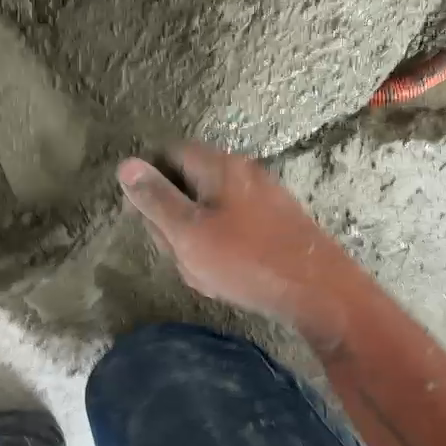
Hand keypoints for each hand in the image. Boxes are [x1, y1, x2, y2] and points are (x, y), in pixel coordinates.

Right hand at [116, 144, 364, 330]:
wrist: (319, 291)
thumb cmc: (246, 260)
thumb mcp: (188, 233)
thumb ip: (155, 200)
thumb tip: (126, 165)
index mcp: (220, 166)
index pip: (171, 154)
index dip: (150, 181)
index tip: (144, 217)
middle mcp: (245, 172)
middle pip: (191, 183)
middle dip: (176, 220)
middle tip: (177, 254)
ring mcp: (266, 197)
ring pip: (212, 212)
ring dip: (198, 241)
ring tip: (204, 272)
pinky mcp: (279, 224)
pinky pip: (236, 229)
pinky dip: (224, 250)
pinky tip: (228, 278)